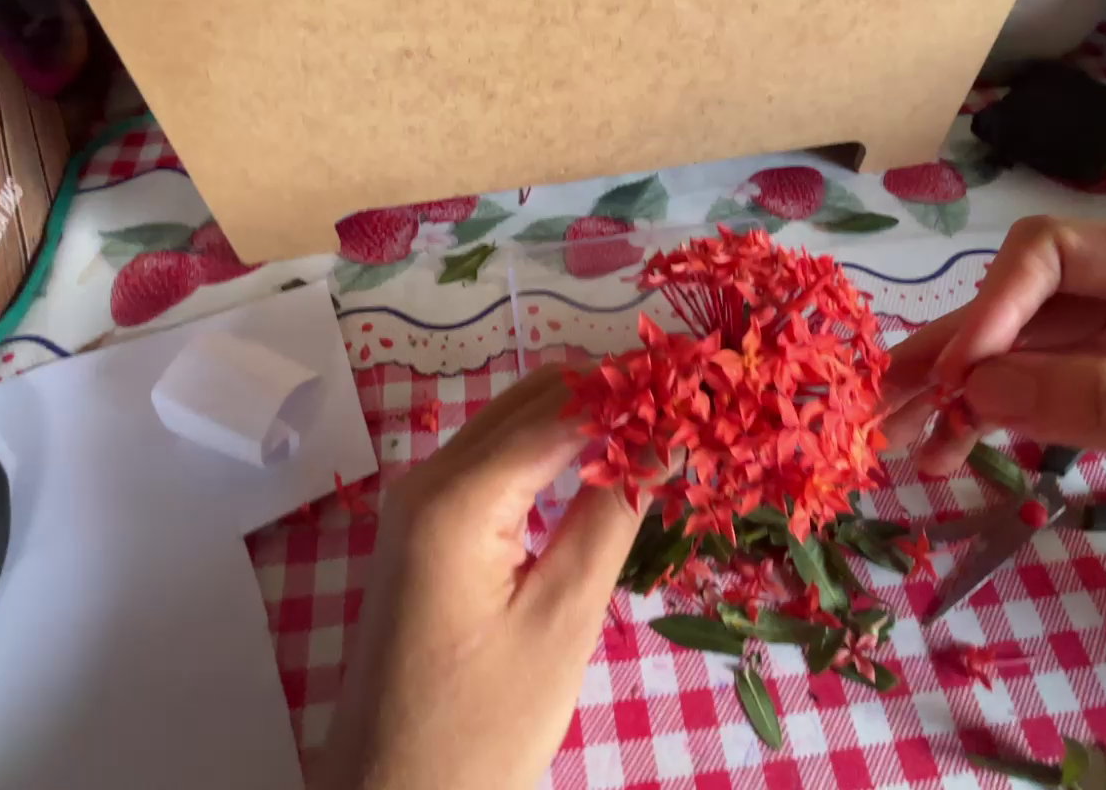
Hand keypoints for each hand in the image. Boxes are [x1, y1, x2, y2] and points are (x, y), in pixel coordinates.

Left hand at [317, 365, 641, 789]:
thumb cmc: (483, 727)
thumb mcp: (562, 620)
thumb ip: (610, 516)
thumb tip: (659, 441)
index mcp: (456, 498)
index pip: (557, 410)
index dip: (626, 388)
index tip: (686, 378)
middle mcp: (427, 478)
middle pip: (529, 400)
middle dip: (604, 387)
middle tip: (675, 395)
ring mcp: (418, 499)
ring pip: (510, 422)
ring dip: (578, 411)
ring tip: (648, 416)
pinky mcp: (424, 524)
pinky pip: (494, 458)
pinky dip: (548, 444)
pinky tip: (592, 453)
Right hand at [881, 217, 1105, 612]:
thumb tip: (981, 385)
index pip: (1053, 253)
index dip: (991, 305)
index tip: (957, 377)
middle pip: (1024, 305)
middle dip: (954, 354)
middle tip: (888, 405)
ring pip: (1026, 350)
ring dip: (964, 391)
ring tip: (909, 440)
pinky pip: (1051, 389)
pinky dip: (1001, 417)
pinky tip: (962, 448)